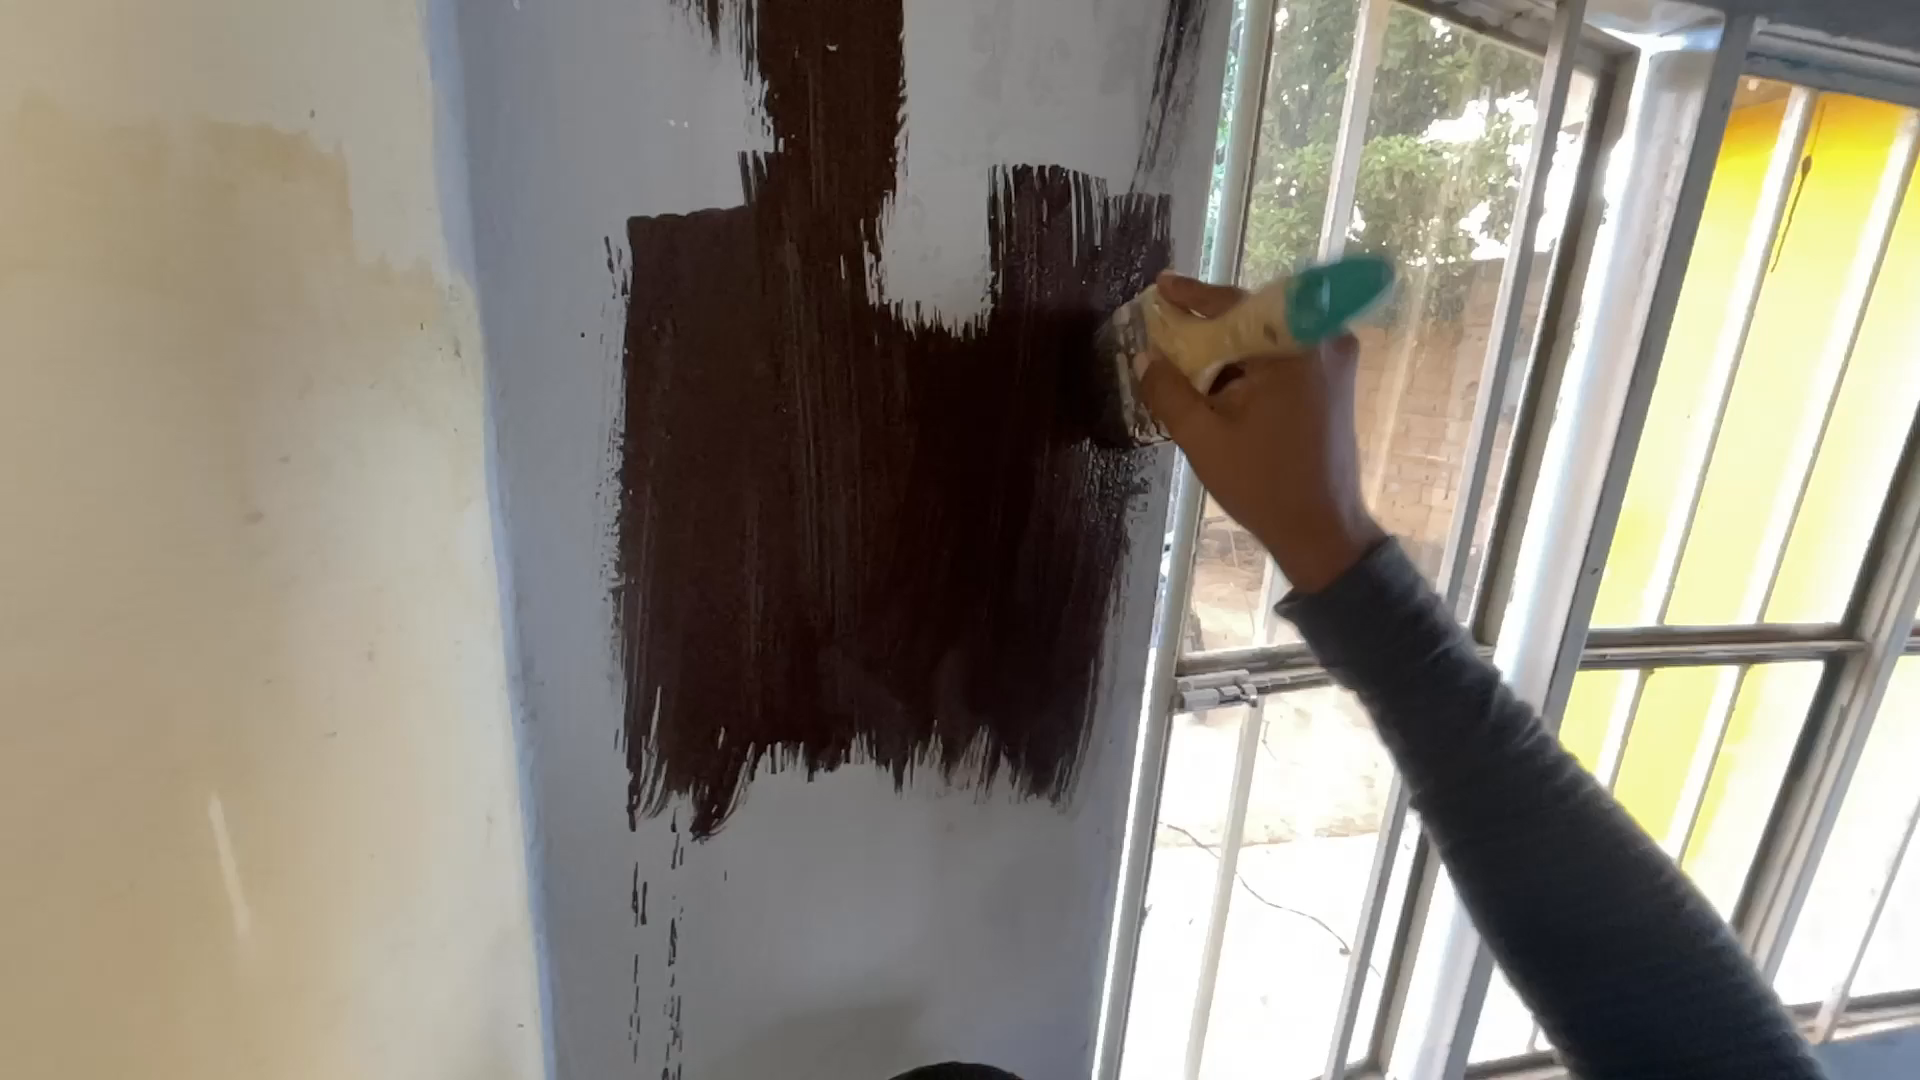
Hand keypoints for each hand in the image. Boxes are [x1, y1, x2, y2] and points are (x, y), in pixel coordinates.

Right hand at [1137, 271, 1383, 593]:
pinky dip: (1248, 361)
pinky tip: (1219, 378)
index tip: (1160, 285)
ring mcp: (1334, 360)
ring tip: (1187, 357)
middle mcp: (1324, 341)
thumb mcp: (1202, 436)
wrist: (1319, 527)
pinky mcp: (1333, 381)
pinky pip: (1283, 355)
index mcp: (1294, 347)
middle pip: (1254, 316)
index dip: (1192, 295)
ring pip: (1267, 336)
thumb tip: (1143, 357)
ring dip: (1228, 345)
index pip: (1235, 305)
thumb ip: (1168, 391)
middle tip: (1168, 324)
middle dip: (1209, 321)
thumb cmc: (1261, 483)